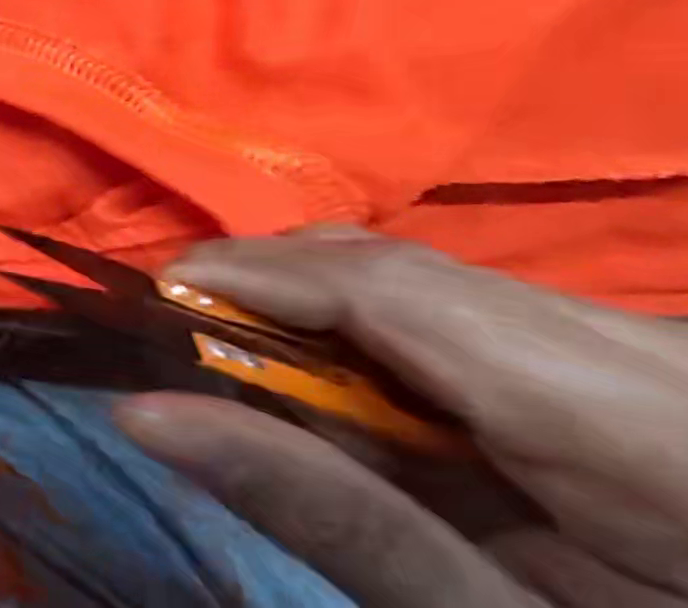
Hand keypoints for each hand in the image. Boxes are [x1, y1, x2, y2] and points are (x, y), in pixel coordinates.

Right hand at [115, 228, 687, 607]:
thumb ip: (322, 511)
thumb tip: (141, 414)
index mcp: (642, 428)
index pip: (398, 292)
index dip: (259, 275)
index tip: (154, 297)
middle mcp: (645, 347)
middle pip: (395, 267)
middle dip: (267, 287)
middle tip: (185, 339)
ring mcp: (632, 335)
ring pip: (410, 269)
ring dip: (304, 304)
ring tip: (254, 367)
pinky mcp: (603, 341)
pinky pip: (440, 293)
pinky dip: (357, 322)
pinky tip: (342, 383)